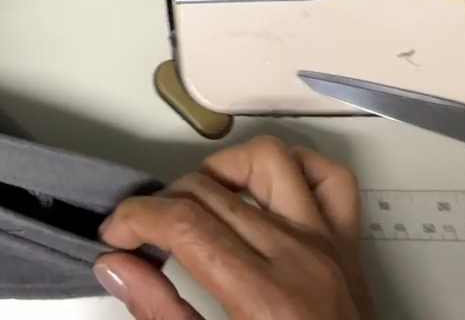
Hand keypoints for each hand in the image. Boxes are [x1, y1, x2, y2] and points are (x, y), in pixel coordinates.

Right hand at [93, 136, 373, 319]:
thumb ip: (161, 313)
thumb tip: (116, 265)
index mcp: (270, 301)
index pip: (184, 223)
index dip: (135, 219)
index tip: (115, 235)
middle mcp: (303, 261)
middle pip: (208, 190)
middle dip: (161, 205)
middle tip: (145, 237)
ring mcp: (330, 247)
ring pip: (266, 160)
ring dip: (221, 172)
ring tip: (201, 206)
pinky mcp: (349, 246)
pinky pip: (327, 177)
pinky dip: (291, 169)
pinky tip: (260, 192)